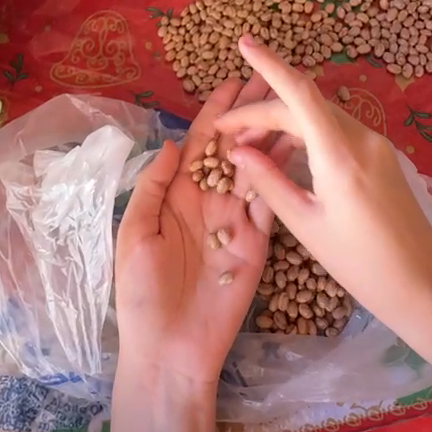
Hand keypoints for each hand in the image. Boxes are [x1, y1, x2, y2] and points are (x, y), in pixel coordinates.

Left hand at [114, 74, 278, 384]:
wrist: (169, 349)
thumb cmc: (142, 293)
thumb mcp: (135, 234)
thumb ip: (154, 187)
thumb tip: (174, 142)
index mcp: (179, 193)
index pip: (201, 142)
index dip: (217, 111)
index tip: (234, 82)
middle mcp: (211, 198)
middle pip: (234, 146)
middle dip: (252, 113)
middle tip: (274, 81)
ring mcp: (237, 218)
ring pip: (257, 167)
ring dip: (272, 136)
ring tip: (292, 105)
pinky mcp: (258, 242)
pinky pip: (271, 202)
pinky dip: (282, 175)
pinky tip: (297, 148)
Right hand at [211, 36, 431, 330]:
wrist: (424, 286)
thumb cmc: (361, 265)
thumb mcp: (306, 226)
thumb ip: (269, 182)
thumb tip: (238, 151)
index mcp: (339, 154)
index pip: (299, 93)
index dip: (269, 64)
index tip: (244, 42)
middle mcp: (360, 138)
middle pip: (303, 106)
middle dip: (262, 113)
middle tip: (227, 134)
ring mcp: (375, 143)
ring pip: (319, 116)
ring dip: (283, 124)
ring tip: (249, 148)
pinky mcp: (382, 155)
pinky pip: (335, 131)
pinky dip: (306, 135)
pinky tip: (285, 154)